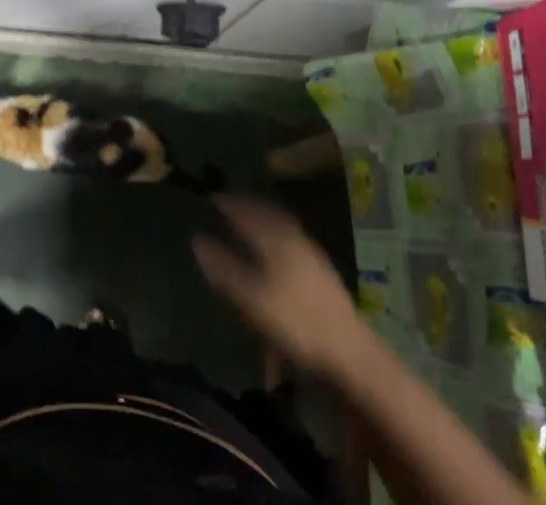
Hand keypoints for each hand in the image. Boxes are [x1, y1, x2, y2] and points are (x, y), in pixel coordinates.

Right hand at [193, 196, 369, 372]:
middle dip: (247, 205)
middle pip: (268, 213)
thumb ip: (223, 267)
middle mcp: (295, 239)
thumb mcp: (250, 297)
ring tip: (247, 218)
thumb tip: (197, 240)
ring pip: (282, 224)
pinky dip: (275, 231)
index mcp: (276, 240)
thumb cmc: (293, 321)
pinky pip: (291, 236)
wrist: (347, 349)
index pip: (247, 211)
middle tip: (227, 203)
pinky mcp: (321, 269)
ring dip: (263, 216)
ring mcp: (311, 253)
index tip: (210, 196)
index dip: (228, 203)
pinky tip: (272, 244)